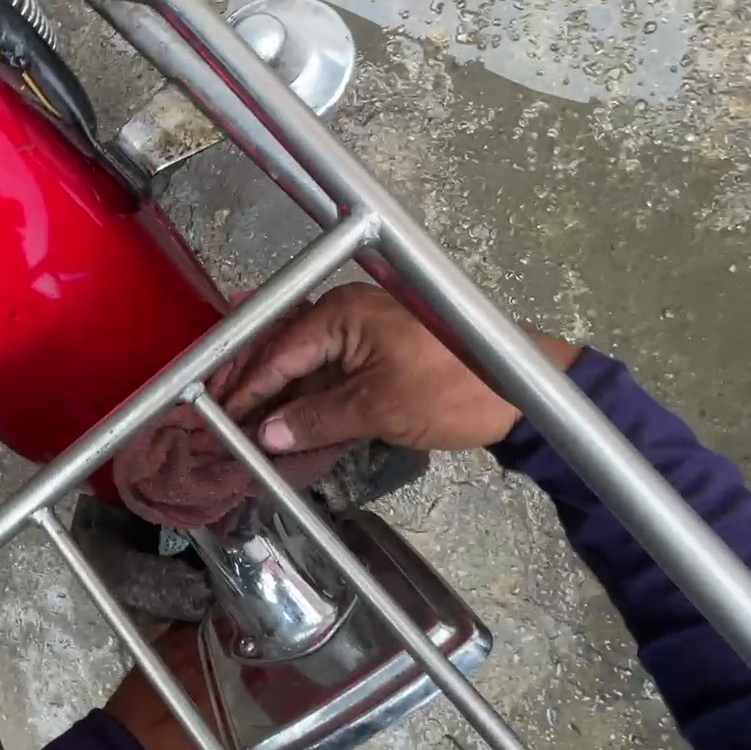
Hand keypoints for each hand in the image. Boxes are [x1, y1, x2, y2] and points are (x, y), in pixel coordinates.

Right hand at [218, 283, 580, 455]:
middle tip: (220, 416)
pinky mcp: (372, 352)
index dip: (247, 388)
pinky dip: (303, 396)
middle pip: (280, 351)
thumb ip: (315, 420)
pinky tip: (283, 416)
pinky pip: (324, 372)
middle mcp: (342, 313)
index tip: (219, 415)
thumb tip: (265, 436)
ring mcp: (357, 331)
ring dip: (275, 393)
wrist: (531, 396)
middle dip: (251, 385)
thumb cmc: (455, 390)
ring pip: (300, 363)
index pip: (277, 352)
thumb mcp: (380, 409)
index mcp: (340, 313)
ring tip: (244, 420)